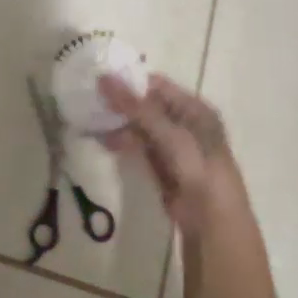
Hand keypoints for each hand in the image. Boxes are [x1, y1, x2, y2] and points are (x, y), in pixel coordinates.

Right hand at [100, 73, 238, 234]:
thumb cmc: (197, 168)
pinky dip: (121, 142)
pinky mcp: (160, 165)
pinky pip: (137, 147)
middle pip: (146, 106)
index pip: (157, 86)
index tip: (97, 80)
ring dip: (117, 124)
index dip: (129, 81)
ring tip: (88, 121)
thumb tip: (104, 79)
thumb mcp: (168, 134)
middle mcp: (183, 122)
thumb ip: (136, 108)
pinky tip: (102, 141)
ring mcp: (171, 145)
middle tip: (87, 101)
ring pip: (139, 127)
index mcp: (194, 108)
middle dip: (119, 104)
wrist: (210, 218)